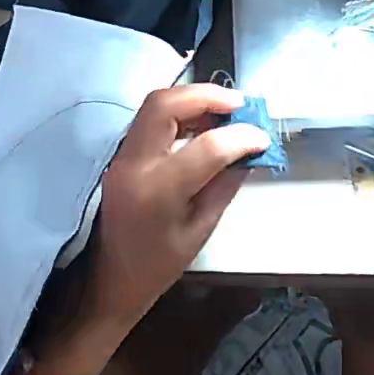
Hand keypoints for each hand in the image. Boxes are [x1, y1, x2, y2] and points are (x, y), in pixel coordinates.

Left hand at [85, 84, 270, 333]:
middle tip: (239, 104)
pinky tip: (203, 123)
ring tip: (225, 111)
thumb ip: (226, 183)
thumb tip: (250, 149)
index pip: (206, 147)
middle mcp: (134, 165)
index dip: (240, 136)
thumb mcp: (202, 229)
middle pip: (165, 105)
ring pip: (154, 105)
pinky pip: (150, 119)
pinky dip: (180, 112)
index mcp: (157, 192)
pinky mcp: (121, 154)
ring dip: (193, 100)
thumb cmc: (159, 264)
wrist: (111, 278)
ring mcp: (122, 156)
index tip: (262, 136)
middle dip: (207, 96)